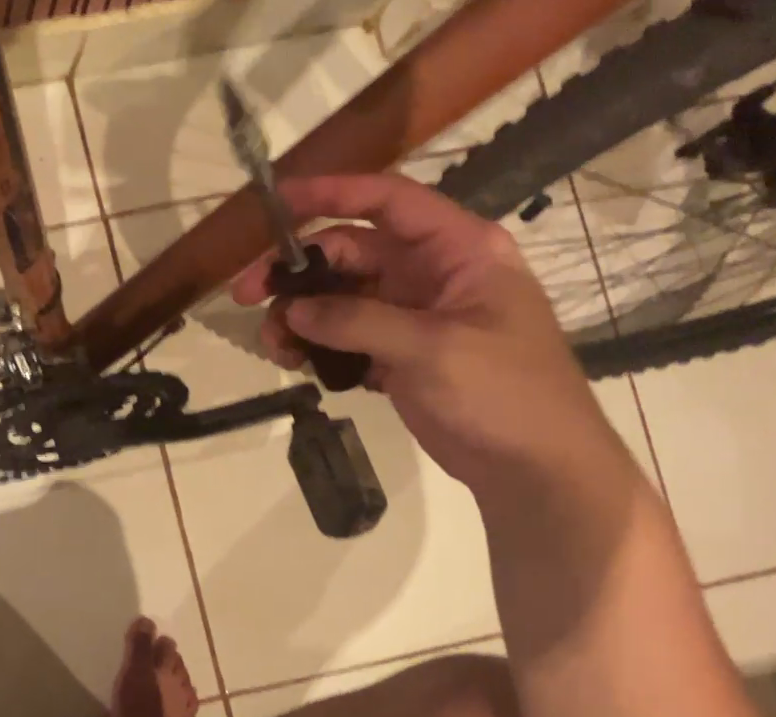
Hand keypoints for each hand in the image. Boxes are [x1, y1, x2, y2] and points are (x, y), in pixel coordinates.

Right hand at [231, 175, 629, 495]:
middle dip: (295, 271)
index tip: (276, 203)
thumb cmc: (503, 393)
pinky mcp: (395, 353)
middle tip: (244, 297)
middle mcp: (430, 273)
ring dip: (297, 315)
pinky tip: (294, 363)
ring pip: (337, 298)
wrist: (531, 463)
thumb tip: (292, 310)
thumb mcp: (432, 349)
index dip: (332, 194)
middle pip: (349, 253)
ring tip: (273, 347)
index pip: (389, 202)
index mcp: (458, 250)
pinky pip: (341, 336)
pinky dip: (313, 345)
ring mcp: (410, 315)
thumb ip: (359, 323)